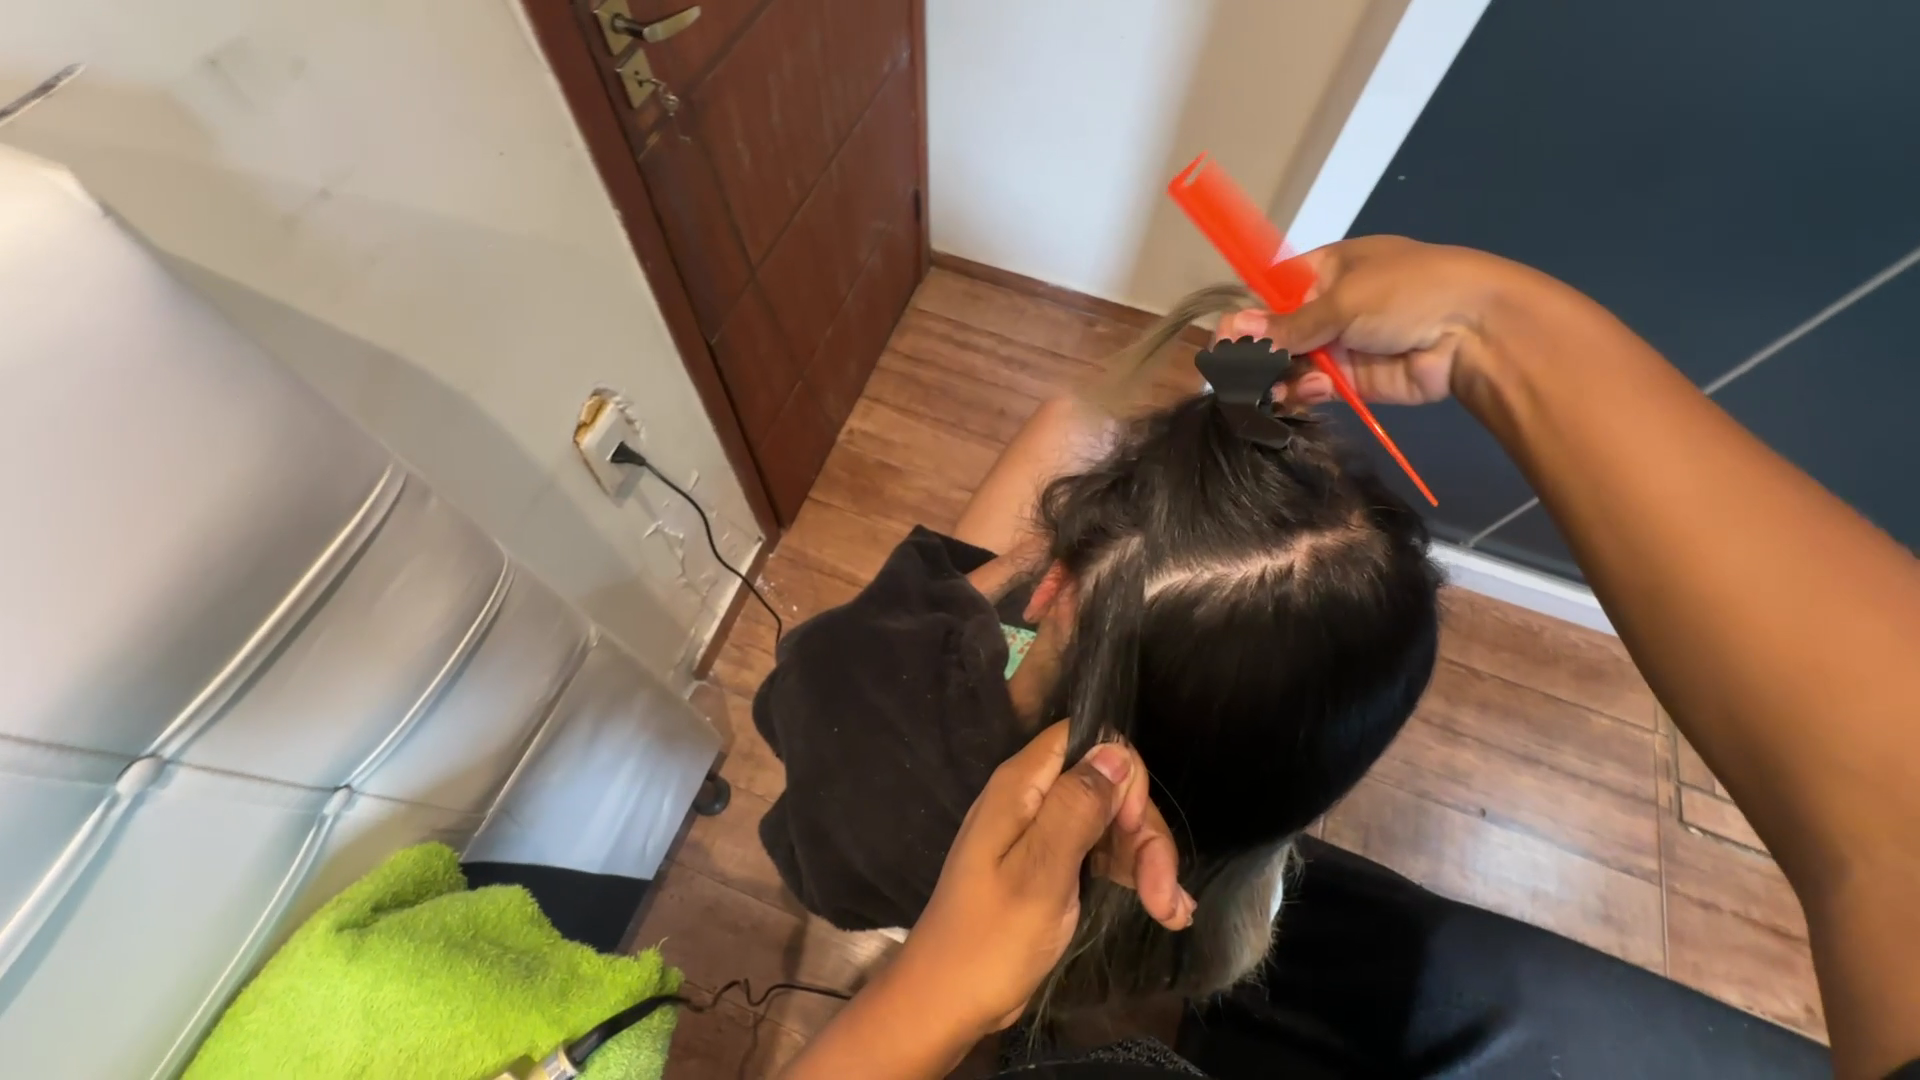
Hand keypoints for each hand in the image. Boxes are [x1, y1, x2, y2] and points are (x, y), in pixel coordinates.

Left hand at [890, 721, 1192, 1039]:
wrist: (949, 1001)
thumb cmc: (990, 938)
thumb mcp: (1040, 873)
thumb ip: (1076, 807)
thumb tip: (1115, 751)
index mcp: (1022, 786)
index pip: (1085, 739)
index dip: (1121, 772)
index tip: (1132, 826)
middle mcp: (1033, 799)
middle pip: (1107, 785)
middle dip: (1142, 832)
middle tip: (1163, 893)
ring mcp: (1043, 833)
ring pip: (1111, 821)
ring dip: (1146, 861)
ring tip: (1170, 912)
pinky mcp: (1052, 866)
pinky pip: (1101, 853)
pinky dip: (1134, 877)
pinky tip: (1164, 911)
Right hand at [1214, 235, 1536, 406]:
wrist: (1475, 331)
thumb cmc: (1410, 291)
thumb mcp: (1343, 299)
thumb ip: (1287, 324)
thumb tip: (1231, 330)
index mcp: (1326, 273)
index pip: (1270, 293)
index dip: (1246, 316)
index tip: (1226, 340)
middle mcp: (1326, 309)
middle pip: (1273, 336)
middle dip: (1256, 355)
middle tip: (1240, 374)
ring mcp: (1337, 347)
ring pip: (1286, 367)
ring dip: (1277, 378)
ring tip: (1275, 388)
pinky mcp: (1348, 382)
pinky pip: (1310, 389)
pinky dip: (1303, 393)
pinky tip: (1309, 392)